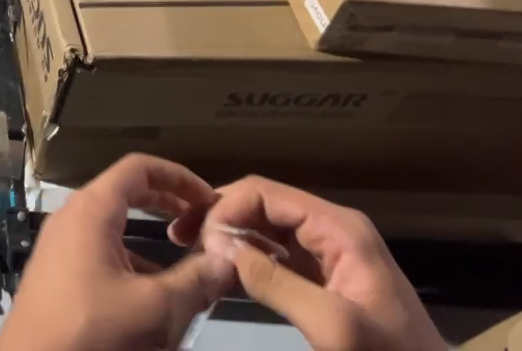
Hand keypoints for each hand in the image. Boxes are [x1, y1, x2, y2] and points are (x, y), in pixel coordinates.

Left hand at [0, 155, 234, 350]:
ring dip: (152, 238)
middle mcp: (72, 216)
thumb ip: (196, 282)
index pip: (138, 167)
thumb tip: (228, 260)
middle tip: (206, 224)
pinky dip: (132, 260)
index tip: (212, 200)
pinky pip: (101, 250)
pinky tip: (155, 295)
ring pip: (114, 225)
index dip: (179, 176)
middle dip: (168, 203)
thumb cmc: (92, 332)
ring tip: (190, 264)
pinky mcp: (57, 271)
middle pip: (126, 191)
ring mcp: (61, 243)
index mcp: (91, 209)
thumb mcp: (155, 311)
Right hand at [200, 176, 441, 350]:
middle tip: (182, 242)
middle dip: (221, 217)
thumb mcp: (334, 328)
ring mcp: (332, 255)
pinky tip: (226, 275)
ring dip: (231, 237)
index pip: (264, 193)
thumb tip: (219, 245)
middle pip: (263, 205)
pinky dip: (249, 259)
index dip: (225, 209)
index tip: (195, 242)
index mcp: (339, 228)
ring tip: (197, 256)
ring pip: (267, 229)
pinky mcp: (329, 280)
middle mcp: (334, 229)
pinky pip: (279, 256)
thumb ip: (274, 283)